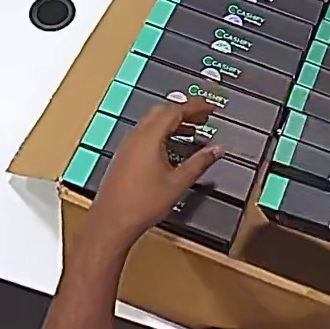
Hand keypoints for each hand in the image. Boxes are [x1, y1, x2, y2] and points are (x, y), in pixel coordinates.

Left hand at [70, 99, 222, 256]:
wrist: (113, 222)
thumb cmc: (141, 204)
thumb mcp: (179, 182)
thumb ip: (200, 162)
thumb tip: (216, 150)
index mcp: (149, 138)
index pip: (174, 111)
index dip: (195, 106)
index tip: (209, 106)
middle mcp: (136, 137)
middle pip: (162, 111)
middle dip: (184, 110)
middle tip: (203, 115)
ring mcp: (128, 146)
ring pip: (152, 122)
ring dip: (173, 121)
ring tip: (193, 128)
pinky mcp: (125, 156)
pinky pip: (145, 134)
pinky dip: (163, 132)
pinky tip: (173, 145)